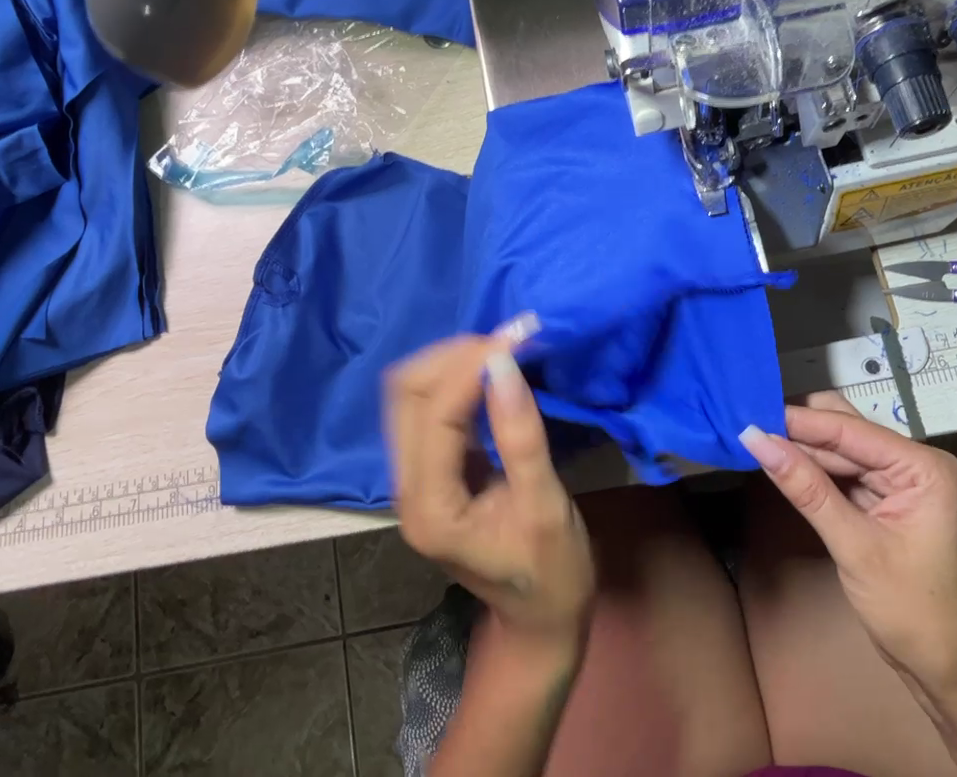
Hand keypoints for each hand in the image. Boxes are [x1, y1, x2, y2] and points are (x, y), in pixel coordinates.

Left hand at [385, 335, 594, 649]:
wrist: (539, 620)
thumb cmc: (551, 574)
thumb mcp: (545, 507)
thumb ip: (521, 436)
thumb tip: (504, 364)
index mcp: (431, 508)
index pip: (436, 414)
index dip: (472, 366)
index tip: (519, 336)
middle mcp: (407, 489)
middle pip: (405, 393)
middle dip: (454, 355)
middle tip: (512, 339)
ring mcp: (412, 479)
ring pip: (410, 394)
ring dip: (453, 361)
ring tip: (505, 346)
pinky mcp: (428, 470)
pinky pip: (428, 408)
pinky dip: (457, 379)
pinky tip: (492, 369)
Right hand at [740, 392, 956, 692]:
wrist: (944, 667)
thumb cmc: (911, 608)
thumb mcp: (854, 546)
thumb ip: (806, 489)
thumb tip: (757, 441)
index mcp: (925, 467)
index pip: (851, 431)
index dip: (799, 421)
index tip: (749, 411)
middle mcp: (914, 463)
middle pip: (846, 432)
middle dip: (797, 430)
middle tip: (744, 423)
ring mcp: (899, 481)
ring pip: (839, 451)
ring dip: (799, 448)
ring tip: (752, 438)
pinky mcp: (883, 500)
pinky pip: (841, 473)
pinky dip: (810, 470)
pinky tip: (778, 462)